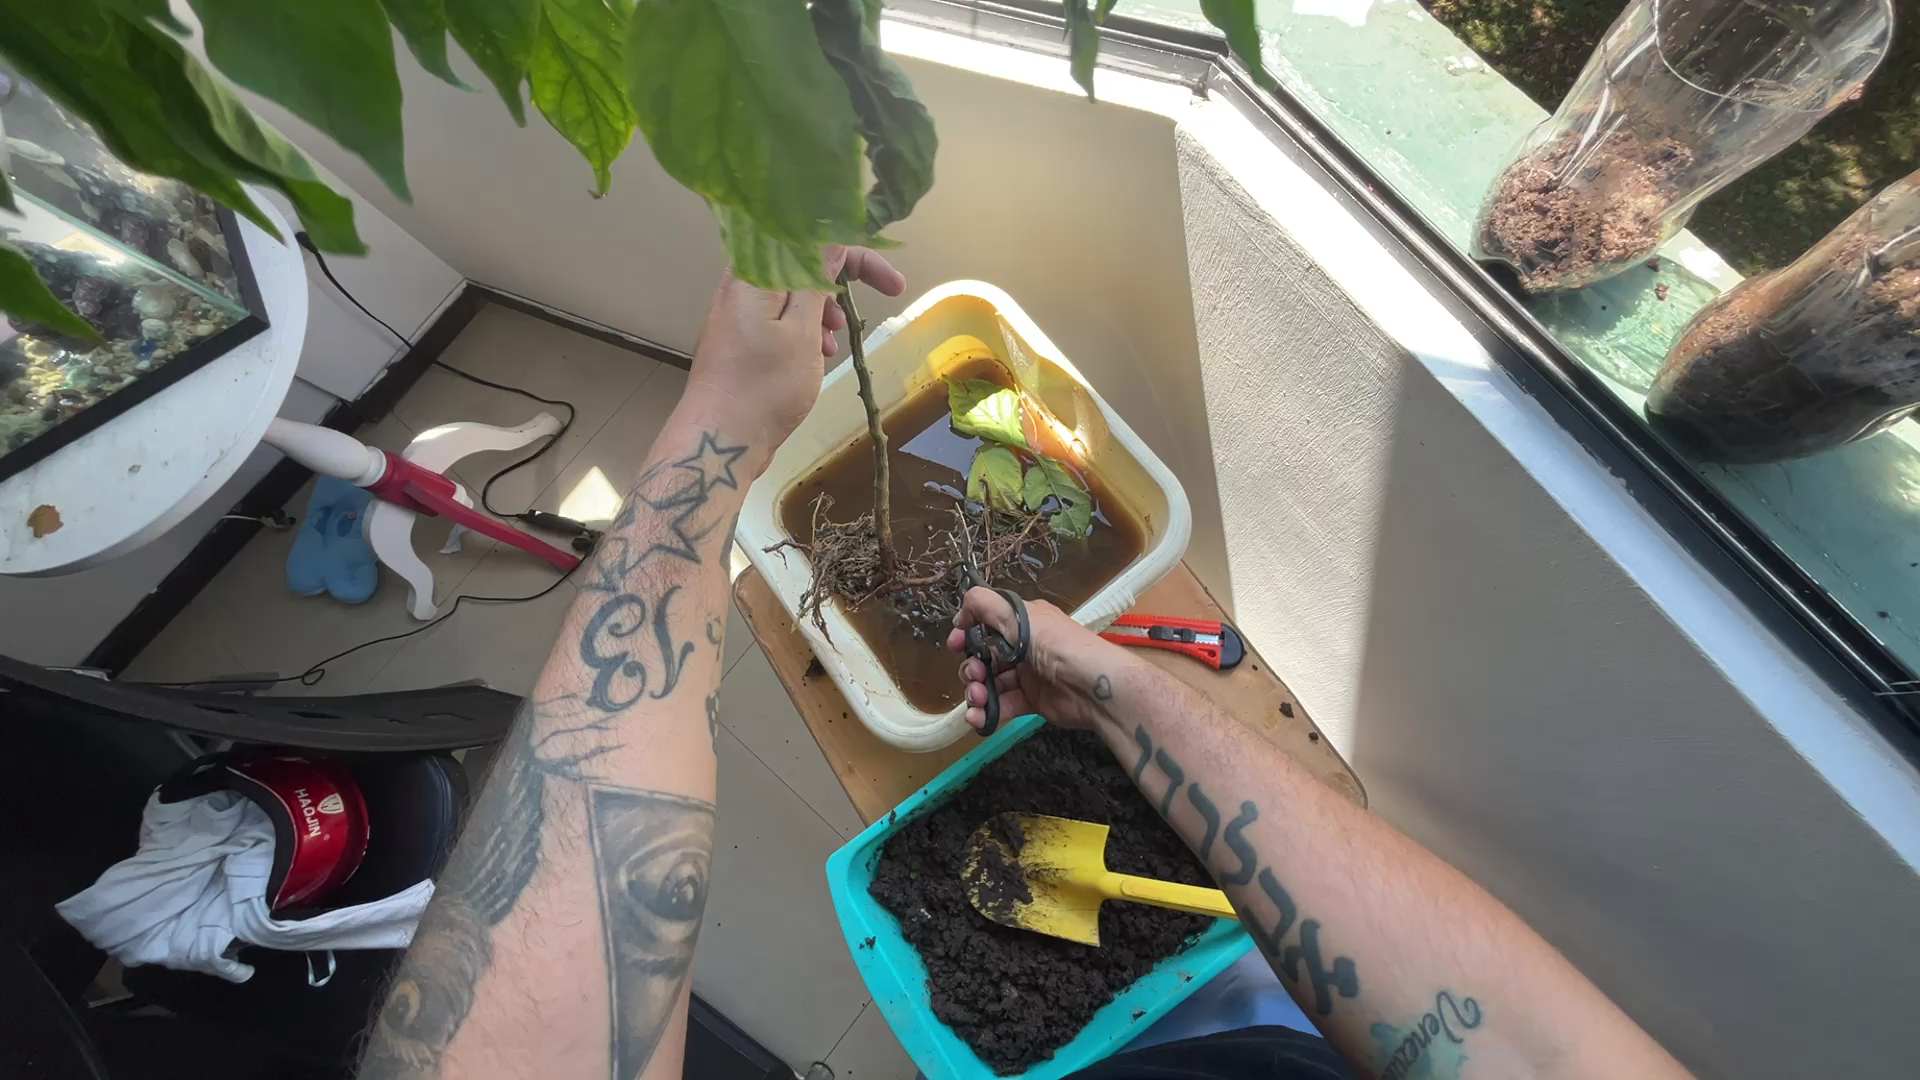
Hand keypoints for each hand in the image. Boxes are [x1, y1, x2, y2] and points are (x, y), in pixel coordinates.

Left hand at [683, 246, 904, 446]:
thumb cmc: (765, 387)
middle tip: (859, 319)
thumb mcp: (802, 332)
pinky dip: (804, 332)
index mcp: (756, 274)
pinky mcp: (741, 339)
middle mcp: (743, 286)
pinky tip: (816, 356)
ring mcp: (739, 314)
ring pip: (793, 296)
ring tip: (833, 344)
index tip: (893, 287)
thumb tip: (833, 242)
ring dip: (822, 314)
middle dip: (839, 288)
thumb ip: (817, 282)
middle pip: (802, 265)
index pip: (813, 242)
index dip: (859, 257)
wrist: (722, 439)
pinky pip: (780, 320)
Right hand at [945, 587, 1131, 732]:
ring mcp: (1027, 674)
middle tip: (974, 676)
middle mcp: (1023, 645)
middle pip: (984, 656)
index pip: (986, 624)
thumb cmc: (1056, 644)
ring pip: (991, 683)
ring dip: (976, 692)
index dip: (967, 634)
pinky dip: (987, 712)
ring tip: (977, 699)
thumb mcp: (1018, 615)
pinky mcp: (1031, 700)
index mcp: (1022, 621)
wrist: (1093, 685)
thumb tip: (960, 613)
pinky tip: (977, 718)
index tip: (954, 644)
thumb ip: (983, 605)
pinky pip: (1002, 705)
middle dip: (971, 667)